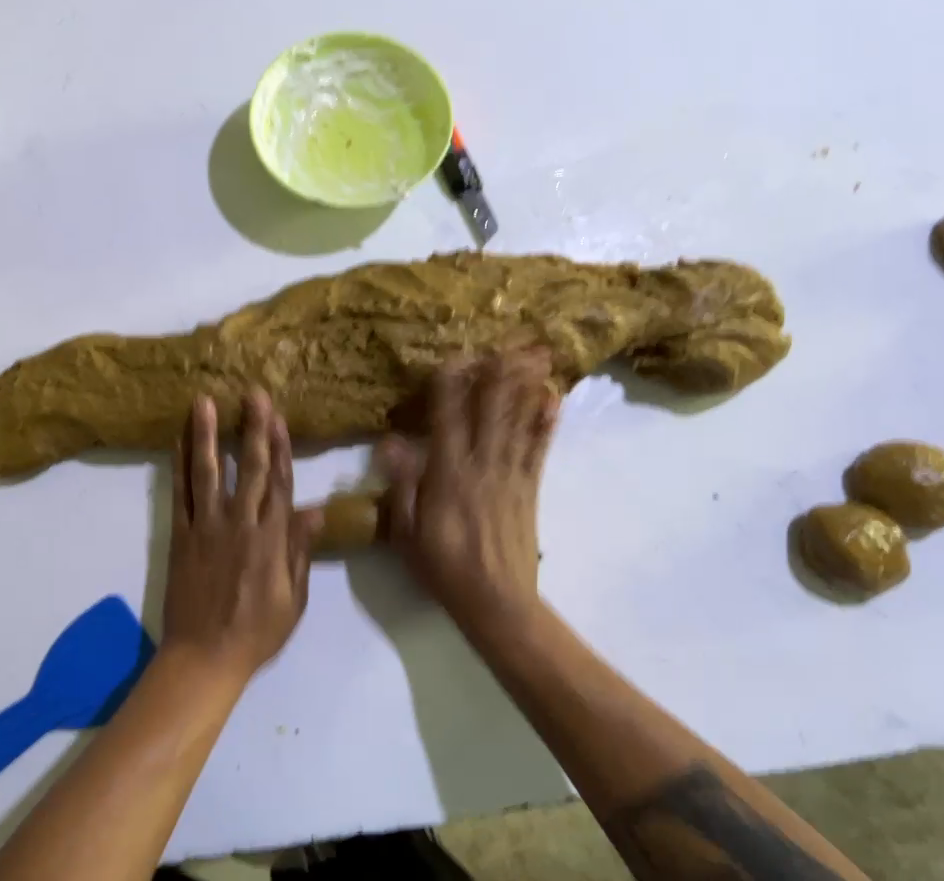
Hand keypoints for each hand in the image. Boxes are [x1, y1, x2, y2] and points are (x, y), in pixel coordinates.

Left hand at [161, 390, 322, 685]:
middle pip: (249, 467)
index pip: (279, 482)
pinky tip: (179, 441)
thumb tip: (313, 510)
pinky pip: (179, 494)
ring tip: (203, 401)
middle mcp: (240, 523)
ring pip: (208, 472)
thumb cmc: (257, 632)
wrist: (205, 656)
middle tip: (251, 392)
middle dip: (251, 427)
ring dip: (207, 435)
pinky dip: (179, 466)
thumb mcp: (294, 598)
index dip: (279, 446)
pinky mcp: (180, 535)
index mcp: (272, 539)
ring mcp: (206, 527)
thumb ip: (300, 551)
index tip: (277, 415)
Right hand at [377, 350, 559, 633]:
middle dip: (497, 373)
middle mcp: (481, 466)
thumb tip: (390, 441)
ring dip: (525, 386)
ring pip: (517, 422)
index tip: (454, 354)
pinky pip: (538, 449)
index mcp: (447, 474)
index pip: (447, 418)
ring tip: (535, 354)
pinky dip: (546, 423)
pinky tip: (553, 399)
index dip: (451, 384)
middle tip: (508, 339)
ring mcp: (510, 476)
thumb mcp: (406, 530)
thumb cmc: (442, 567)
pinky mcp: (529, 490)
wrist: (496, 603)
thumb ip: (402, 484)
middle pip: (490, 410)